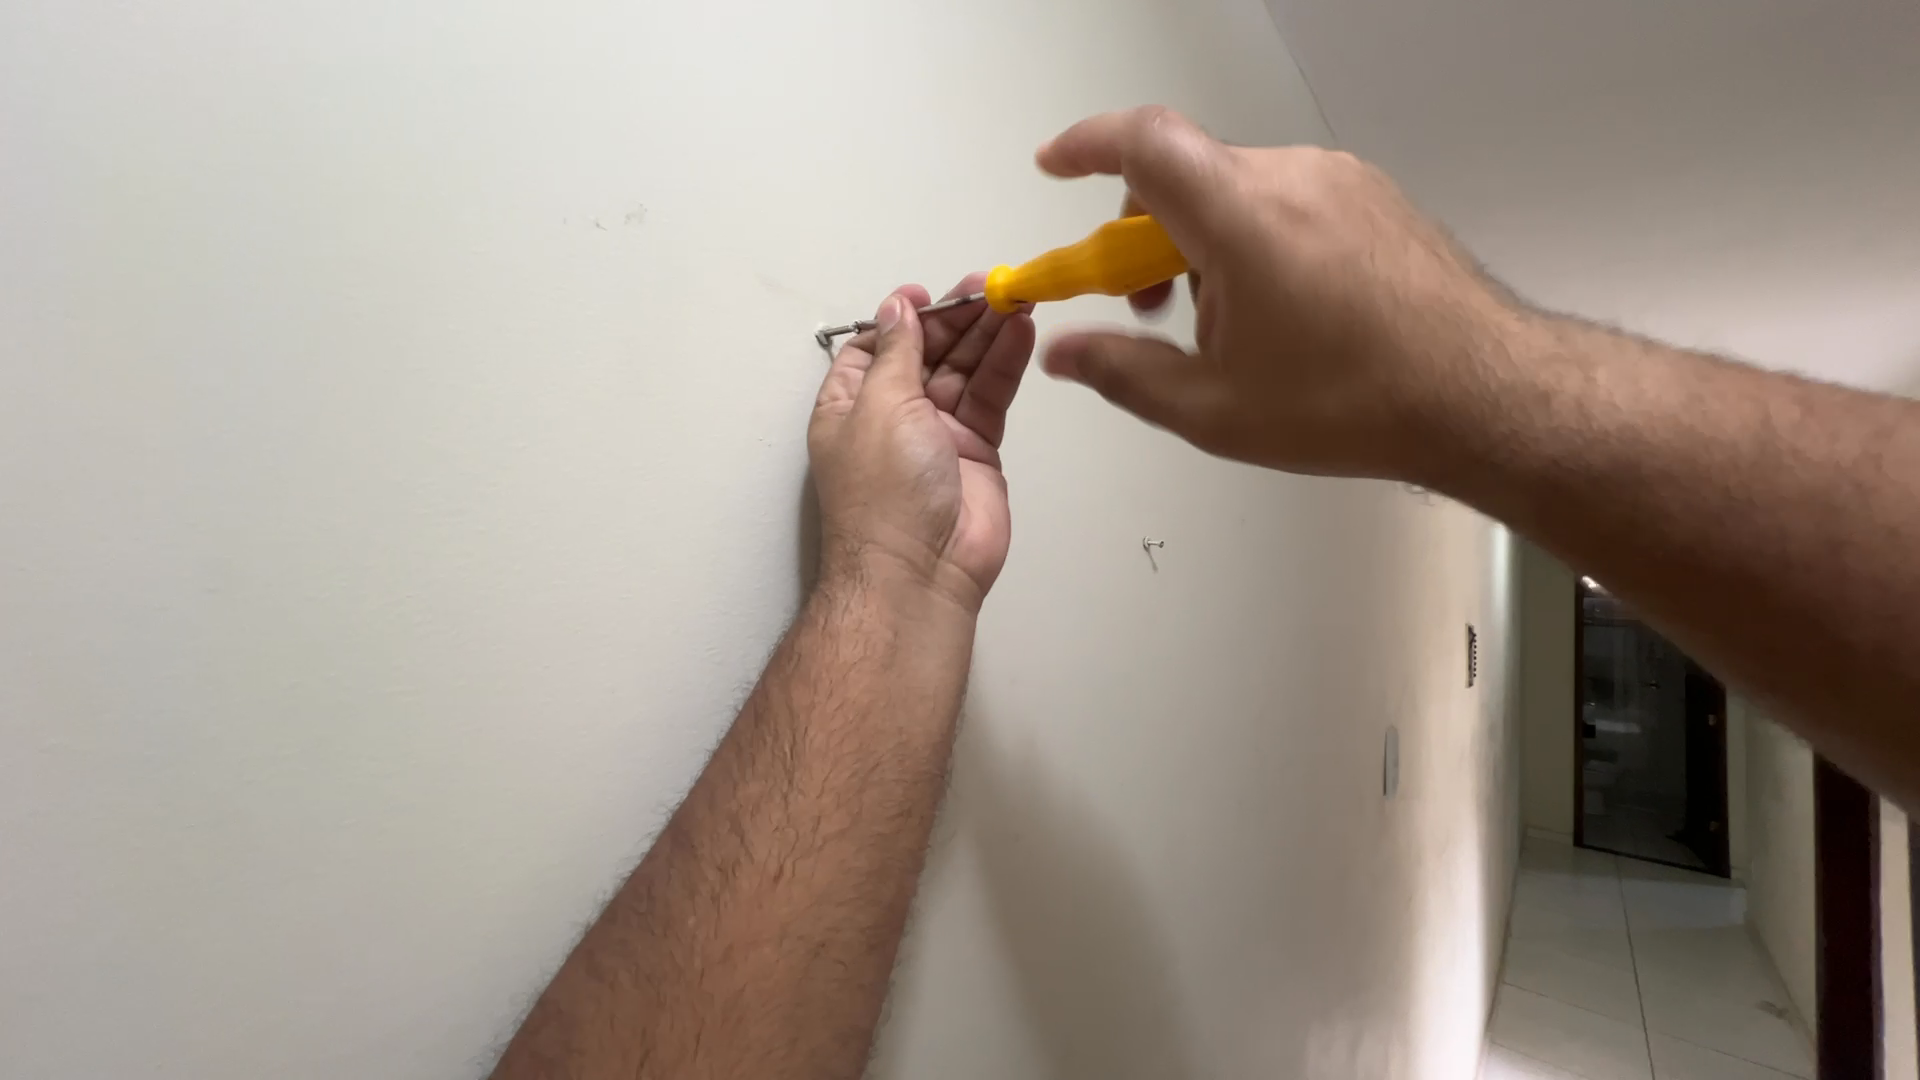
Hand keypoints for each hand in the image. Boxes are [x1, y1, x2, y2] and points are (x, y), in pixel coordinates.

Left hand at [808, 275, 1035, 612]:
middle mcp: (893, 417)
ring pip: (964, 371)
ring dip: (988, 334)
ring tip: (1017, 298)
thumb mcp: (879, 405)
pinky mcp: (976, 449)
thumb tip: (896, 309)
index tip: (926, 295)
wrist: (922, 570)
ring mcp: (937, 434)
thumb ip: (895, 352)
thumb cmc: (884, 494)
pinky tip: (1021, 333)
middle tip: (992, 286)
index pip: (875, 348)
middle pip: (927, 353)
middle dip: (957, 319)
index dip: (901, 318)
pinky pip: (990, 398)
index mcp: (851, 406)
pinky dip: (1005, 366)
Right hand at [1035, 106, 1522, 480]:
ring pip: (1231, 190)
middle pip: (1183, 174)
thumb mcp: (1209, 407)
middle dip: (1141, 237)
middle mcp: (1292, 177)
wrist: (1480, 395)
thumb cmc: (1345, 405)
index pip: (1145, 145)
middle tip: (1146, 310)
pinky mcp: (1369, 198)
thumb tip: (1062, 352)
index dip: (1087, 145)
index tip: (1053, 165)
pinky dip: (1244, 241)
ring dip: (1195, 245)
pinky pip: (1280, 200)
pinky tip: (1269, 311)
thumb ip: (1122, 372)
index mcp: (1244, 219)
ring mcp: (1339, 181)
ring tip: (1218, 328)